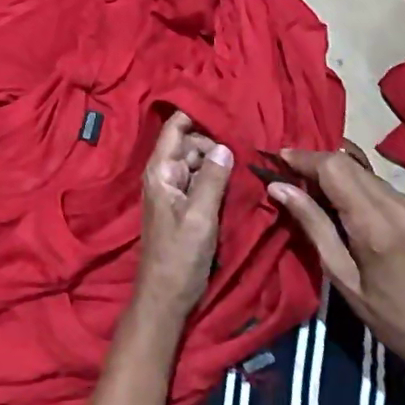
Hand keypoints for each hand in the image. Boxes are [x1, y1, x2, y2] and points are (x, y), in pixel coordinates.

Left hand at [135, 111, 233, 314]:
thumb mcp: (199, 216)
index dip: (195, 115)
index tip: (225, 109)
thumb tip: (224, 146)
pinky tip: (235, 178)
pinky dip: (214, 176)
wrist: (166, 295)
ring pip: (195, 162)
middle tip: (245, 144)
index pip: (175, 128)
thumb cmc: (179, 255)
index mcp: (160, 170)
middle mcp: (163, 174)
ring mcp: (173, 189)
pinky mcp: (183, 205)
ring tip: (245, 158)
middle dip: (212, 141)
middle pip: (188, 143)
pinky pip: (199, 180)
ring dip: (216, 160)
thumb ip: (211, 179)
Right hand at [265, 148, 404, 375]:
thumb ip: (312, 225)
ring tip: (318, 189)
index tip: (278, 159)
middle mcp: (402, 208)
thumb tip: (278, 186)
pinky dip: (361, 187)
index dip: (304, 158)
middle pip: (349, 163)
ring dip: (339, 174)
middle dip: (316, 162)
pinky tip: (352, 206)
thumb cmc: (391, 317)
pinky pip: (385, 187)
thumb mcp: (341, 276)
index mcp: (378, 225)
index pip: (334, 168)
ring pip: (367, 173)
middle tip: (292, 174)